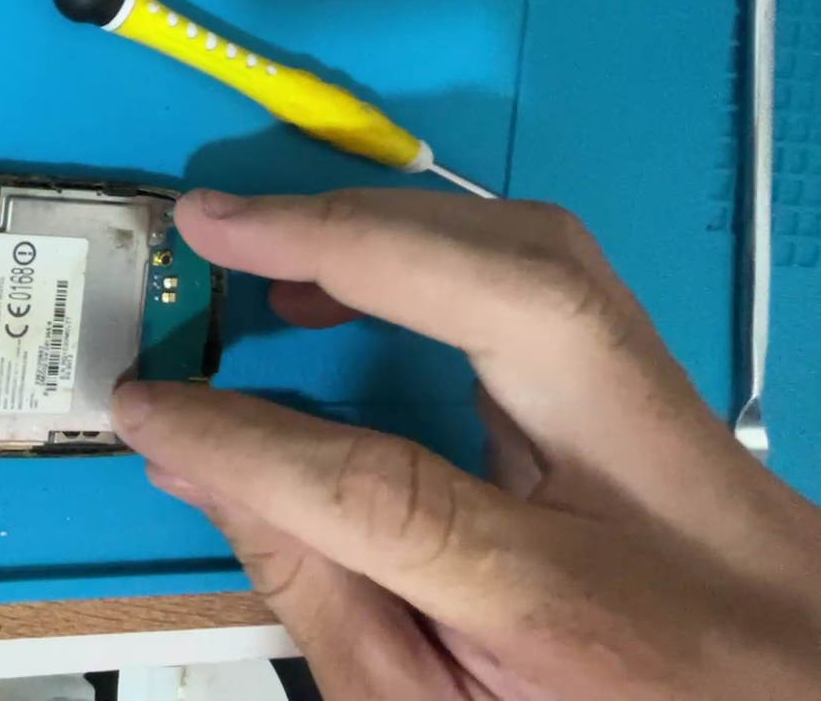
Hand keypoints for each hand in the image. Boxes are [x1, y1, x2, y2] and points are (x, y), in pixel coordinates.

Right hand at [113, 190, 820, 699]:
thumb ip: (305, 584)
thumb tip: (185, 459)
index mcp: (610, 628)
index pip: (384, 490)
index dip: (237, 437)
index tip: (141, 402)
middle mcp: (689, 506)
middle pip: (525, 299)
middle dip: (340, 238)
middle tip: (212, 220)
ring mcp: (706, 439)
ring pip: (548, 258)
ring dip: (379, 224)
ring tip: (259, 242)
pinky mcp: (683, 404)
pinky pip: (549, 279)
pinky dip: (420, 252)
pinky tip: (337, 289)